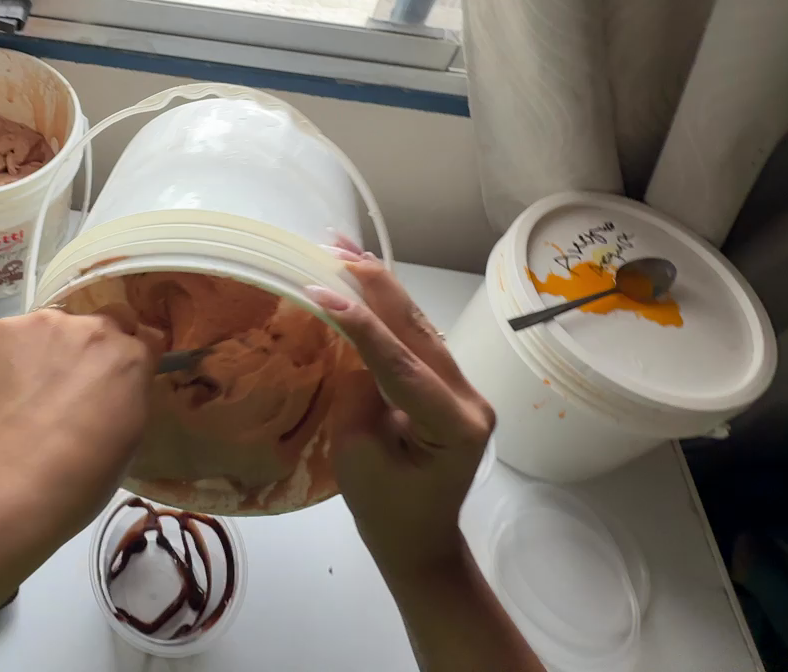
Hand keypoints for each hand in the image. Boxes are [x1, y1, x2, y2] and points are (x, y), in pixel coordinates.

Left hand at [0, 306, 162, 556]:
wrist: (5, 484)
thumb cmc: (78, 480)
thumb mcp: (129, 439)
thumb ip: (130, 395)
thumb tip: (117, 386)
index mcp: (131, 357)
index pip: (144, 339)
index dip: (130, 360)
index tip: (117, 381)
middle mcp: (94, 328)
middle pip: (103, 323)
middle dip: (93, 349)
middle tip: (72, 387)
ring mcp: (47, 324)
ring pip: (56, 327)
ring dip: (52, 349)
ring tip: (31, 393)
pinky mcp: (4, 329)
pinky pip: (18, 335)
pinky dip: (14, 356)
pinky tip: (5, 391)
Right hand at [307, 240, 494, 579]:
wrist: (419, 539)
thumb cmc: (382, 508)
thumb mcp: (356, 448)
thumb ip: (358, 386)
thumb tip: (349, 332)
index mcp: (452, 424)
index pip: (399, 362)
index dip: (358, 322)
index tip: (318, 287)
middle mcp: (468, 397)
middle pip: (417, 329)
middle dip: (373, 283)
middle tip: (333, 247)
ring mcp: (464, 386)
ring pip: (418, 324)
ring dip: (379, 285)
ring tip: (342, 247)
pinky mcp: (449, 382)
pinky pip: (416, 336)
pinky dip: (387, 306)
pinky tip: (364, 277)